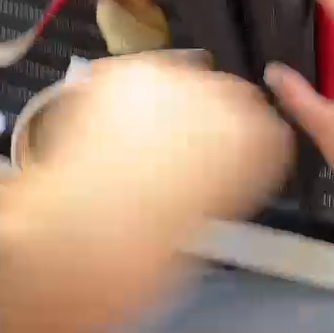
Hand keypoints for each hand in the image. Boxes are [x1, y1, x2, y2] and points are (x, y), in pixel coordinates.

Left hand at [0, 54, 290, 332]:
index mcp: (251, 140)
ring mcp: (163, 77)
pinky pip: (138, 79)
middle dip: (213, 121)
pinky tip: (117, 128)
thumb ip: (223, 185)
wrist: (64, 245)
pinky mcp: (116, 72)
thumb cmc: (143, 259)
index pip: (269, 129)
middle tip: (185, 158)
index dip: (247, 153)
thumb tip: (216, 171)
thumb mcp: (204, 228)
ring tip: (146, 143)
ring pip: (186, 78)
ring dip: (174, 105)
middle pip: (231, 95)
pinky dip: (133, 99)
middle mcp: (216, 95)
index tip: (230, 172)